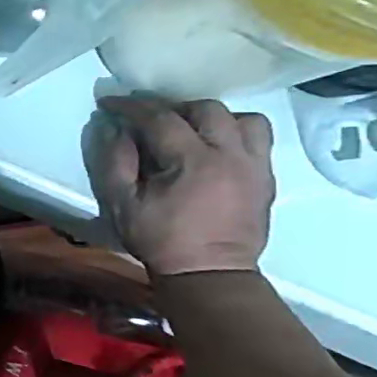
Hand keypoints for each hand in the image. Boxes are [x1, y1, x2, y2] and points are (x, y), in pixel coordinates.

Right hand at [85, 96, 275, 276]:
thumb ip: (115, 160)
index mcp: (193, 161)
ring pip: (243, 119)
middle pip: (206, 109)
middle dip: (172, 107)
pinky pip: (258, 139)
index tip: (109, 103)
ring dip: (212, 118)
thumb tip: (116, 129)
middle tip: (148, 119)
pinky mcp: (267, 178)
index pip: (160, 117)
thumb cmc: (160, 238)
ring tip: (189, 131)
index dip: (131, 106)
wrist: (210, 273)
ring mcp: (255, 166)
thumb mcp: (121, 202)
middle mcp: (231, 156)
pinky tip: (211, 148)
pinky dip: (233, 133)